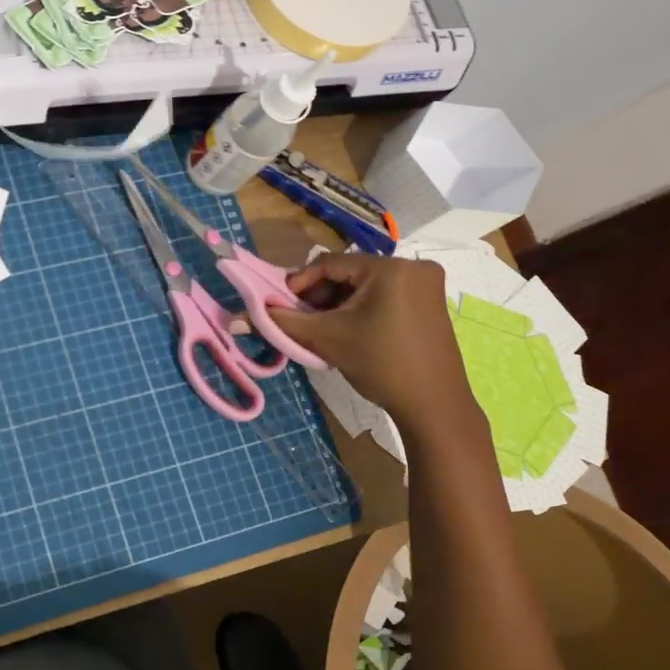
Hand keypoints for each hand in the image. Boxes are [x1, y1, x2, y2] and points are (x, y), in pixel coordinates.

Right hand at [267, 253, 480, 431]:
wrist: (433, 405)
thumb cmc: (380, 364)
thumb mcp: (325, 339)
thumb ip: (281, 322)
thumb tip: (237, 318)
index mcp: (391, 268)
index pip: (330, 263)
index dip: (299, 283)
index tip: (280, 306)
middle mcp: (413, 267)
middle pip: (348, 273)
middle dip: (319, 296)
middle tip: (301, 320)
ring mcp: (426, 285)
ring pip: (364, 285)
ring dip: (337, 303)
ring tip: (322, 329)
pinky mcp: (430, 302)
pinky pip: (383, 295)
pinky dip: (360, 309)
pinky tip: (348, 332)